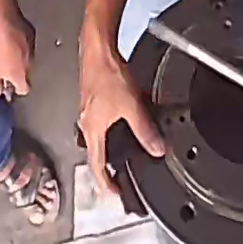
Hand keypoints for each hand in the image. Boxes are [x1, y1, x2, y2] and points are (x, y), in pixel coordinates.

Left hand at [0, 14, 34, 97]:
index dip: (17, 89)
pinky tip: (13, 40)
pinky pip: (29, 45)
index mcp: (20, 76)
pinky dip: (23, 45)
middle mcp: (30, 65)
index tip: (11, 87)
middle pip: (26, 74)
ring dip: (21, 58)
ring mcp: (33, 50)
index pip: (24, 89)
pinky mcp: (33, 36)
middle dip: (19, 72)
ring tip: (9, 51)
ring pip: (28, 59)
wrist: (7, 26)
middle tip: (8, 67)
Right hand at [77, 40, 164, 200]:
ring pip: (96, 135)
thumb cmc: (107, 73)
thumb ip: (144, 129)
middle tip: (119, 176)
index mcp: (92, 129)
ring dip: (108, 146)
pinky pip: (99, 119)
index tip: (115, 194)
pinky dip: (109, 127)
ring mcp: (87, 109)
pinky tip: (120, 118)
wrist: (97, 48)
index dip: (107, 184)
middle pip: (94, 153)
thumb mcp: (131, 105)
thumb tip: (157, 148)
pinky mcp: (91, 96)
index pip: (96, 167)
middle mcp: (86, 121)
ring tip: (122, 149)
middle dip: (107, 167)